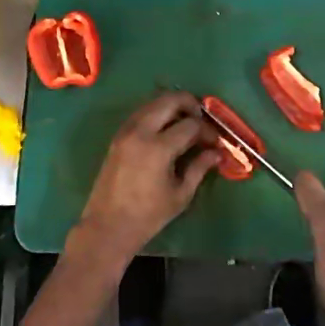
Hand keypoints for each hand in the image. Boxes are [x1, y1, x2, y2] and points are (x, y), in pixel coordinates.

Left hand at [72, 92, 219, 265]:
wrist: (108, 225)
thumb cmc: (148, 215)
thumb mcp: (180, 194)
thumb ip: (199, 168)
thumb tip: (216, 152)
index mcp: (158, 148)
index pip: (190, 125)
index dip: (207, 131)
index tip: (215, 142)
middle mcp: (140, 131)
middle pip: (169, 100)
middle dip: (190, 104)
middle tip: (202, 120)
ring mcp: (126, 130)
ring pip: (153, 101)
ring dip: (172, 106)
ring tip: (186, 123)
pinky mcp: (118, 135)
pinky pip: (141, 112)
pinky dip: (156, 113)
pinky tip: (166, 129)